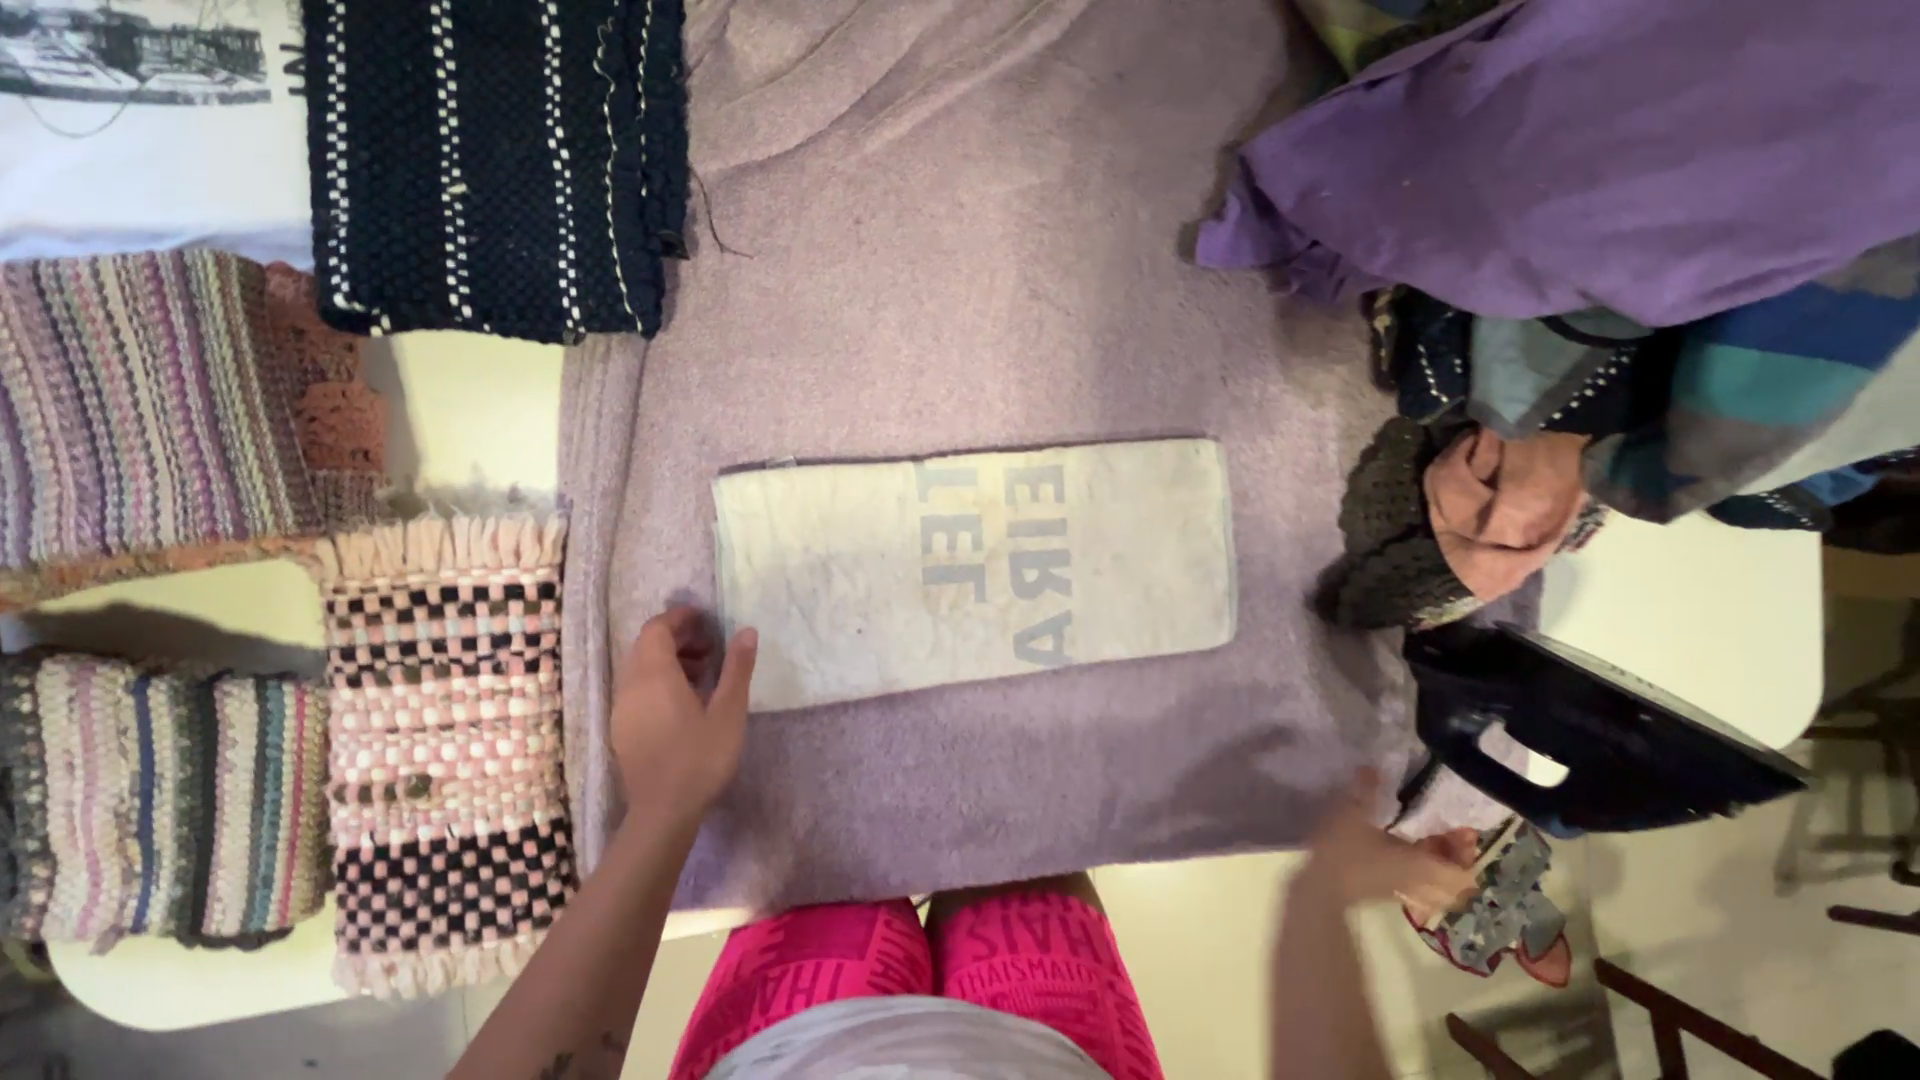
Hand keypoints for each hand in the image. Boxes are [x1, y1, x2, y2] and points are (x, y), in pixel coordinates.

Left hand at [610, 606, 758, 819]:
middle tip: (710, 645)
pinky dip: (658, 681)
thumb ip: (737, 668)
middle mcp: (630, 685)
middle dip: (676, 637)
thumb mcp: (729, 711)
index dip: (679, 618)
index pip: (656, 629)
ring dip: (668, 660)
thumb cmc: (700, 757)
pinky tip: (684, 702)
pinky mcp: (622, 729)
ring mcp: (622, 709)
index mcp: (654, 675)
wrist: (664, 811)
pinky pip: (636, 689)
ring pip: (639, 668)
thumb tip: (747, 631)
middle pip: (645, 646)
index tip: (706, 620)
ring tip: (703, 673)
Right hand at [1300, 770, 1474, 911]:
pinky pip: (1418, 888)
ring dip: (1437, 868)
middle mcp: (1418, 882)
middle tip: (1441, 834)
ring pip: (1436, 888)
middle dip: (1454, 860)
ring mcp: (1403, 891)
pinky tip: (1400, 855)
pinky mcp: (1387, 894)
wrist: (1318, 890)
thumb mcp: (1351, 813)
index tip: (1457, 830)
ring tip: (1424, 844)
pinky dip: (1419, 874)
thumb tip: (1374, 766)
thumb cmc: (1341, 852)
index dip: (1466, 853)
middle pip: (1454, 884)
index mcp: (1420, 865)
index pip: (1463, 873)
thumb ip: (1365, 790)